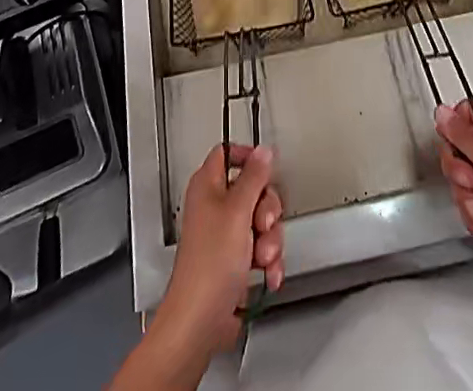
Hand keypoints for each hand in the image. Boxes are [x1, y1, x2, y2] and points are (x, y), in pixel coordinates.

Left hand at [154, 144, 285, 357]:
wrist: (202, 320)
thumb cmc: (208, 267)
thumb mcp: (238, 211)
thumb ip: (254, 178)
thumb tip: (262, 152)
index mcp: (207, 186)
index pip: (227, 154)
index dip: (248, 156)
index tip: (266, 169)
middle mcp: (214, 207)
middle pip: (254, 190)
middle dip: (267, 210)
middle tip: (261, 224)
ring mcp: (225, 234)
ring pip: (262, 221)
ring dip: (270, 241)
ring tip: (260, 256)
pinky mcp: (235, 259)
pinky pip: (262, 248)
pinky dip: (269, 262)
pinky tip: (266, 273)